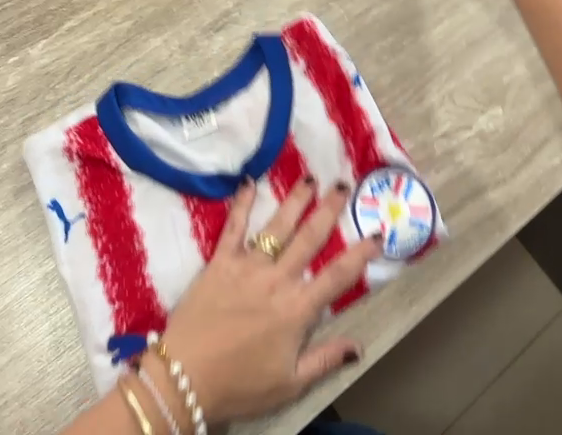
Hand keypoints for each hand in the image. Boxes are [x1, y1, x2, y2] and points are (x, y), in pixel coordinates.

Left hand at [157, 180, 379, 423]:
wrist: (184, 378)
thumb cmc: (240, 384)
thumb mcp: (290, 384)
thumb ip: (325, 360)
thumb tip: (359, 346)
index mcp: (297, 310)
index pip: (337, 276)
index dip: (360, 254)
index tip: (376, 234)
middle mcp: (277, 280)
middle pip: (309, 239)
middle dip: (328, 210)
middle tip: (342, 186)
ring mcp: (248, 267)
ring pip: (277, 226)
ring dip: (295, 200)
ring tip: (309, 178)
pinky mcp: (220, 262)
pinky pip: (233, 228)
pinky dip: (241, 204)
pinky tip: (248, 183)